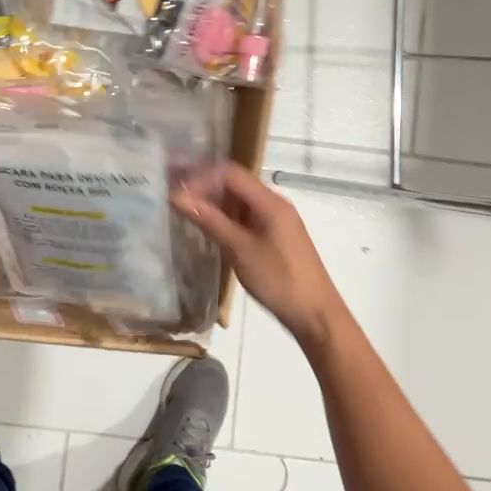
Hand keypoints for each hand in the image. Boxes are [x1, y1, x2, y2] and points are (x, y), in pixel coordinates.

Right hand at [173, 163, 346, 347]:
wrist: (316, 317)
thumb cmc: (279, 280)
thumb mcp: (240, 249)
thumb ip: (209, 220)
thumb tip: (176, 196)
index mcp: (270, 202)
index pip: (229, 174)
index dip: (200, 178)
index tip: (177, 193)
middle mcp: (274, 204)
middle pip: (234, 183)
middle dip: (203, 187)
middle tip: (174, 197)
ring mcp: (275, 220)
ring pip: (238, 200)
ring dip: (212, 202)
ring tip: (184, 211)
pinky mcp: (273, 236)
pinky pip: (244, 216)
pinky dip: (223, 217)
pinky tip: (207, 227)